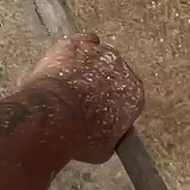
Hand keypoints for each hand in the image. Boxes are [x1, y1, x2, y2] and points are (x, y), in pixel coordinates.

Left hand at [21, 33, 144, 162]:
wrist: (55, 114)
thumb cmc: (81, 135)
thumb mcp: (105, 148)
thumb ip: (113, 133)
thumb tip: (109, 132)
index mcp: (135, 93)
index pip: (128, 94)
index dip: (113, 100)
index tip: (101, 106)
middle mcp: (122, 67)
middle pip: (114, 71)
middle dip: (101, 81)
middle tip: (83, 94)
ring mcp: (98, 51)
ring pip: (96, 54)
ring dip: (87, 64)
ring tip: (70, 79)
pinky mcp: (76, 43)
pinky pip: (80, 41)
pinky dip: (74, 49)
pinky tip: (66, 58)